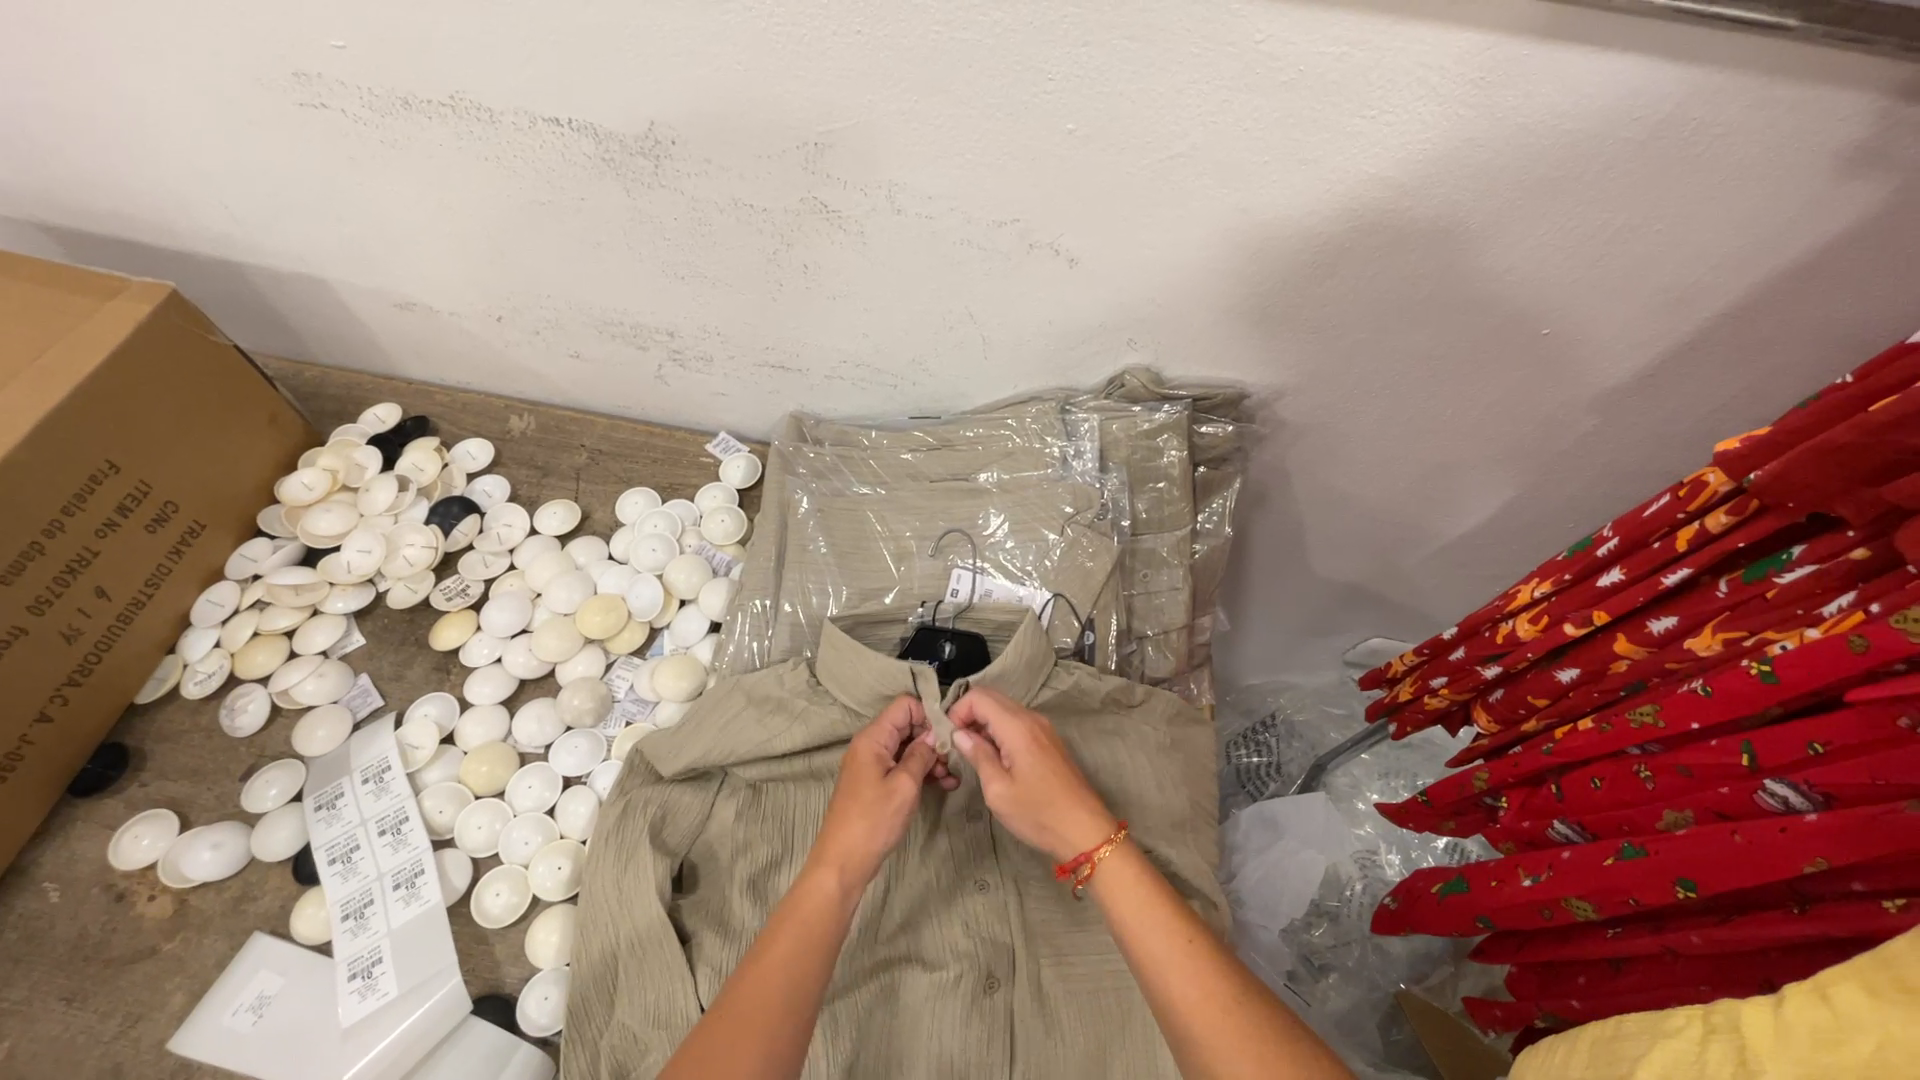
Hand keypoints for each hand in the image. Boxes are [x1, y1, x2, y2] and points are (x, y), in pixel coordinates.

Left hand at [808, 695, 957, 887]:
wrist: (844, 861)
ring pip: (907, 748)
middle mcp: (870, 745)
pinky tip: (943, 785)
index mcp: (873, 738)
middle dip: (932, 739)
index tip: (949, 736)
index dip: (929, 715)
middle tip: (953, 761)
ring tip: (951, 778)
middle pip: (907, 726)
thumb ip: (921, 754)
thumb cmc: (873, 821)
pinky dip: (921, 773)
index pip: (904, 706)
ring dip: (930, 759)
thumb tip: (935, 735)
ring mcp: (872, 765)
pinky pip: (901, 767)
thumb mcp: (904, 785)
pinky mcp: (876, 783)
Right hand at [948, 686, 1116, 862]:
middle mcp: (1032, 718)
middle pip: (991, 698)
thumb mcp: (998, 790)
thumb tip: (959, 734)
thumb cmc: (1038, 813)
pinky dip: (1000, 731)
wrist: (1085, 830)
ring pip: (1004, 710)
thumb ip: (978, 755)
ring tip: (972, 753)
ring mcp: (1043, 728)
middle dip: (968, 715)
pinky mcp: (1049, 740)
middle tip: (955, 744)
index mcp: (1018, 726)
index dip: (957, 711)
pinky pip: (1017, 723)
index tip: (948, 737)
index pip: (978, 696)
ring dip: (983, 724)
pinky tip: (995, 757)